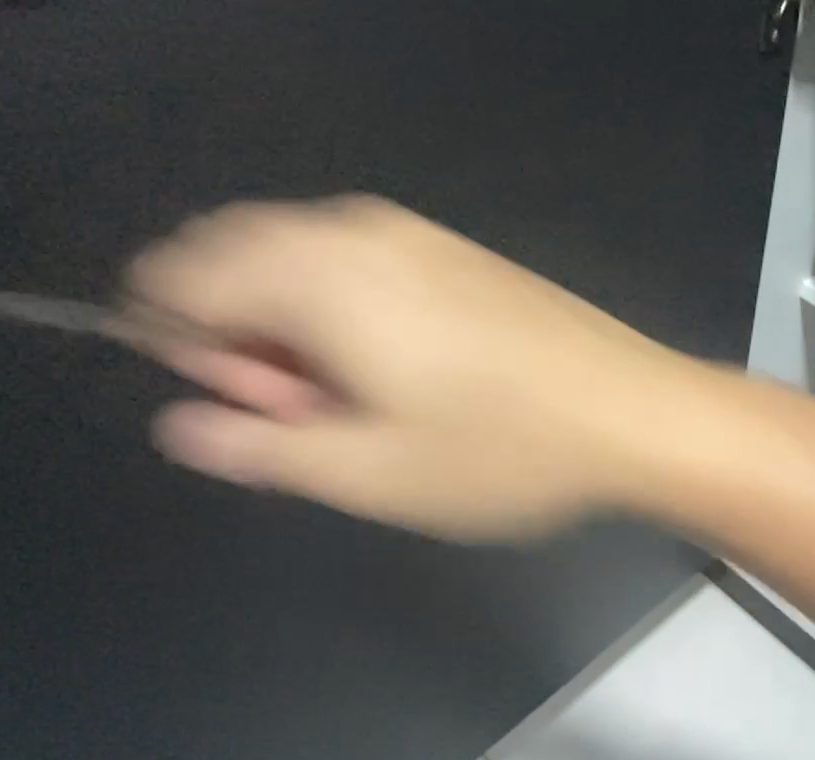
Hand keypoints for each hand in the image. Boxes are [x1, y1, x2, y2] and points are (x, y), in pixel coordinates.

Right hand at [124, 195, 693, 540]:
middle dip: (251, 342)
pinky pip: (371, 274)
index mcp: (314, 272)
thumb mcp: (372, 475)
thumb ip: (261, 448)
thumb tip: (185, 425)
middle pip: (242, 266)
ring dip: (310, 337)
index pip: (177, 278)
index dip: (193, 353)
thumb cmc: (503, 453)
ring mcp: (420, 237)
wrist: (637, 415)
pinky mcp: (466, 258)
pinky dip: (360, 320)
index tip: (264, 415)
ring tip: (379, 411)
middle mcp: (357, 230)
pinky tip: (420, 381)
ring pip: (310, 271)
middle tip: (324, 420)